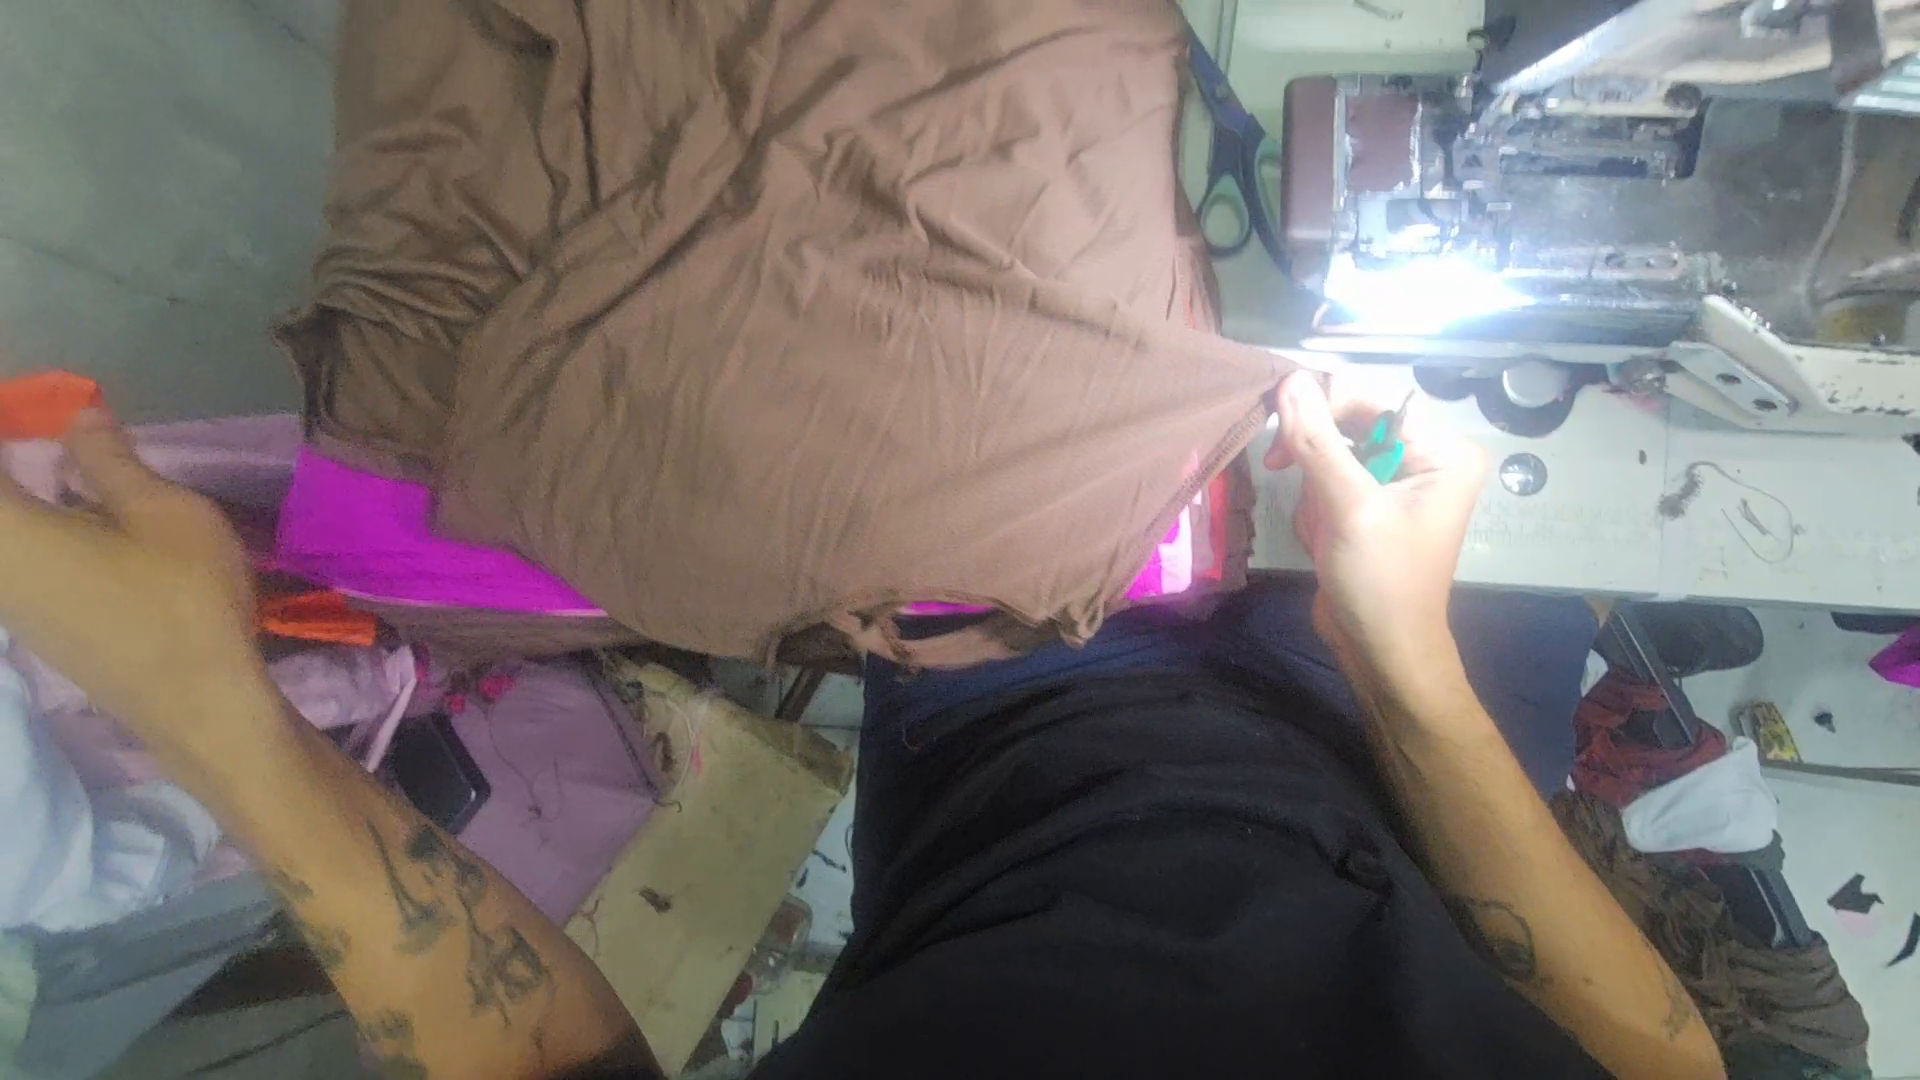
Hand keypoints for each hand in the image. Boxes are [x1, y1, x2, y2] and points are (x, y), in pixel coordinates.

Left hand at [0, 410, 271, 767]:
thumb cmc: (182, 595)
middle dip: (20, 461)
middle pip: (0, 497)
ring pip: (9, 533)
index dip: (11, 424)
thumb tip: (78, 417)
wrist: (191, 692)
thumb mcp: (167, 515)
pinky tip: (86, 523)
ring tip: (77, 476)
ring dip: (32, 498)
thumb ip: (112, 462)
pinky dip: (37, 528)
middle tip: (60, 437)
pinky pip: (14, 558)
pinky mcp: (25, 614)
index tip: (43, 409)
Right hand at [1264, 372, 1487, 702]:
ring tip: (1320, 528)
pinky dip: (1312, 507)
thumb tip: (1290, 380)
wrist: (1379, 648)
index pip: (1370, 400)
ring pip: (1328, 454)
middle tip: (1281, 470)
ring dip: (1310, 490)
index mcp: (1442, 451)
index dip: (1321, 408)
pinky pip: (1325, 482)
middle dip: (1314, 459)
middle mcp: (1424, 459)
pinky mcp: (1368, 506)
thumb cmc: (1379, 581)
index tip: (1278, 435)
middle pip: (1347, 424)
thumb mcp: (1348, 507)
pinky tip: (1321, 538)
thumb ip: (1317, 441)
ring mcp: (1394, 484)